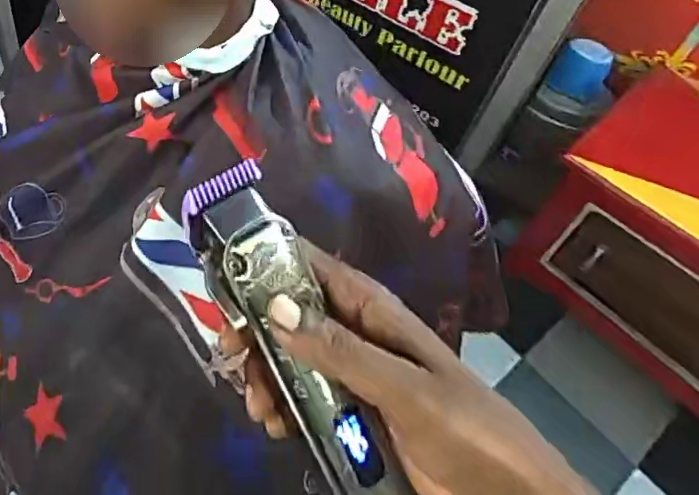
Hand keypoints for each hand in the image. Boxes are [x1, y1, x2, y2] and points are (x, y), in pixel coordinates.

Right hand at [220, 244, 594, 494]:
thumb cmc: (472, 435)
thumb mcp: (408, 391)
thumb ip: (343, 350)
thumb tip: (274, 305)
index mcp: (368, 307)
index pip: (305, 263)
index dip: (261, 263)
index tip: (225, 284)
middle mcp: (351, 330)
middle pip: (285, 310)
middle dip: (254, 328)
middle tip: (230, 353)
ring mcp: (349, 373)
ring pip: (287, 354)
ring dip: (263, 373)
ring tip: (259, 407)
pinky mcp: (350, 413)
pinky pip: (301, 396)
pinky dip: (281, 404)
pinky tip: (276, 426)